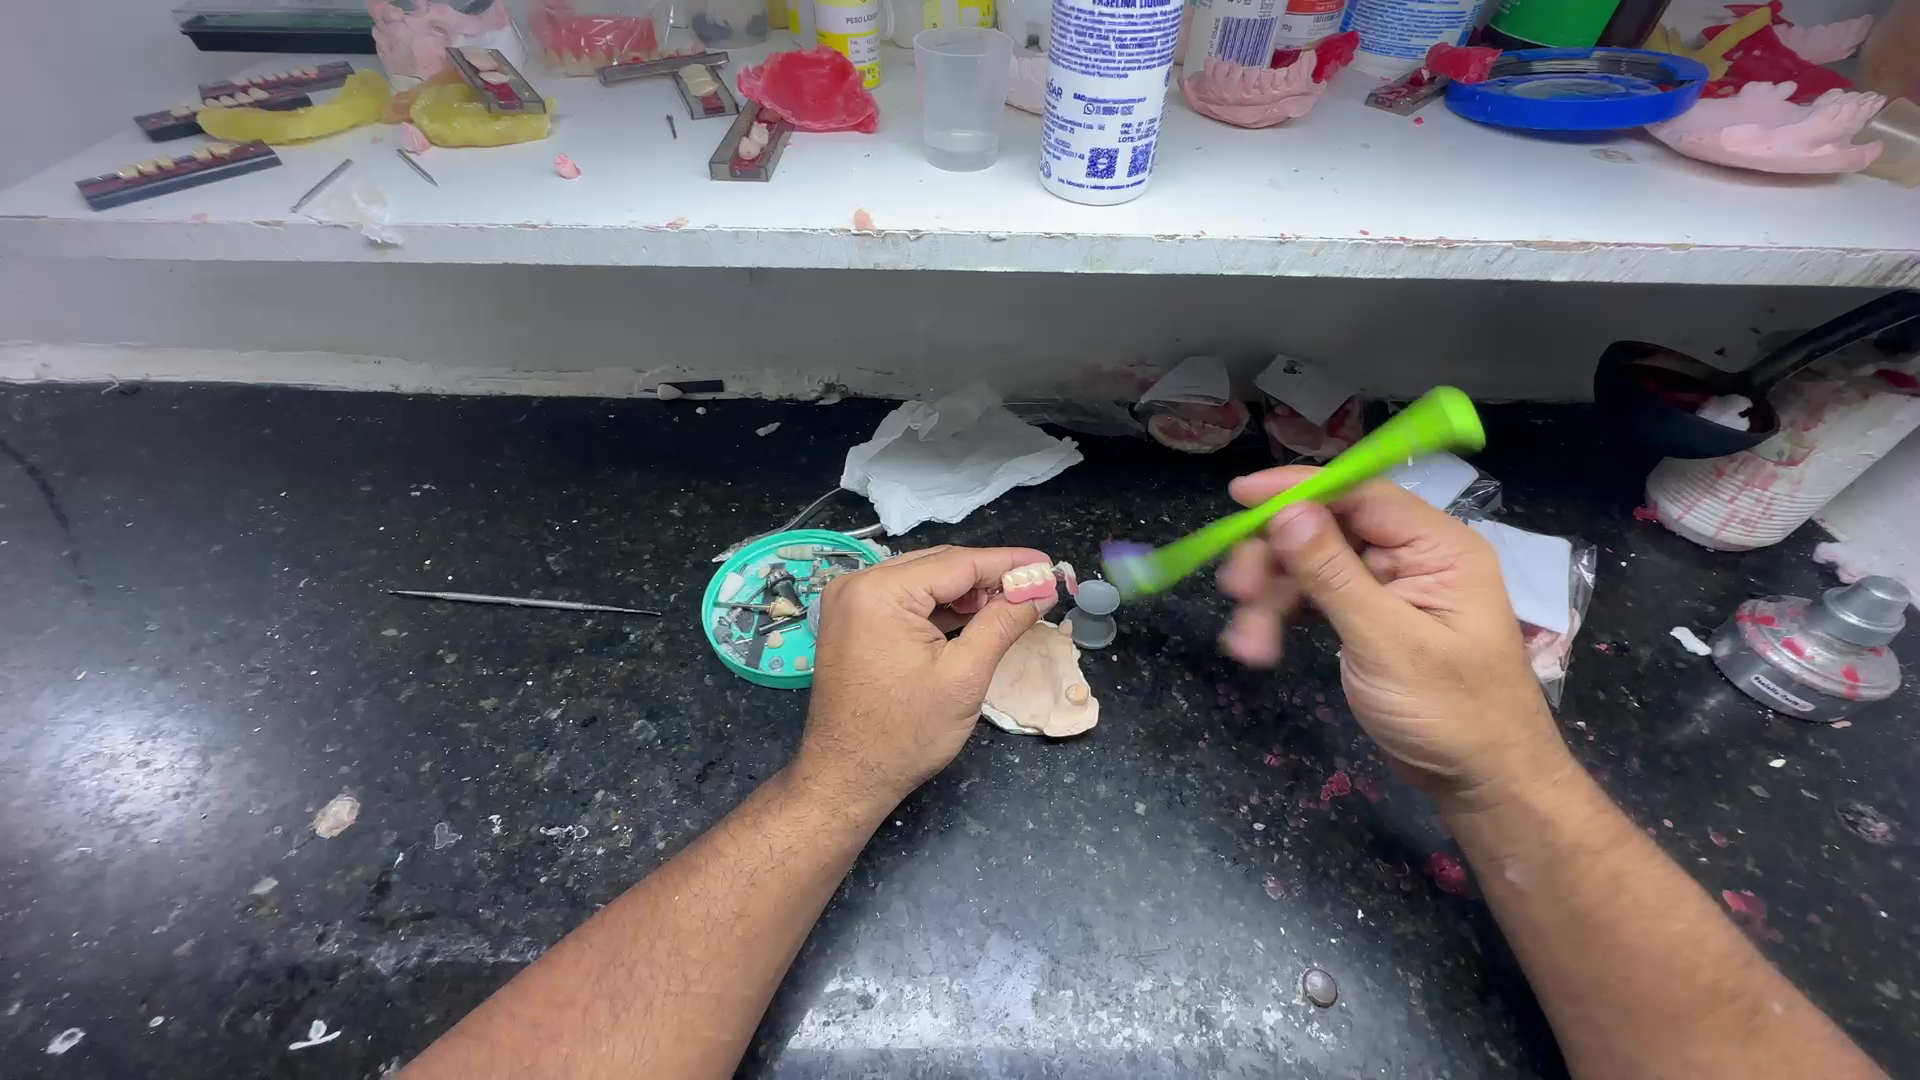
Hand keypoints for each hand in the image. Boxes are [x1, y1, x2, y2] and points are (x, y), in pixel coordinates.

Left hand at [798, 545, 1054, 811]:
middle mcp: (858, 583)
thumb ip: (1003, 622)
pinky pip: (905, 600)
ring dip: (967, 592)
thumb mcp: (965, 675)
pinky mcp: (852, 621)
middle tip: (1036, 585)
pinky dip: (939, 607)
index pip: (958, 563)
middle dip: (989, 577)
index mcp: (880, 591)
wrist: (847, 778)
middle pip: (939, 566)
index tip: (1048, 565)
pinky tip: (974, 615)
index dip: (1008, 563)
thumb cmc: (905, 734)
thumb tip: (1040, 590)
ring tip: (1012, 601)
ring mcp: (850, 602)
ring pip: (923, 581)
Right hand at [1217, 467, 1570, 810]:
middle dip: (1274, 561)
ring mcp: (1384, 589)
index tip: (1239, 496)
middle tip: (1235, 591)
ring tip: (1247, 645)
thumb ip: (1333, 574)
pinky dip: (1282, 619)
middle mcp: (1409, 558)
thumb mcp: (1385, 640)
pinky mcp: (1363, 619)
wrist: (1481, 783)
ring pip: (1308, 569)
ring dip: (1270, 601)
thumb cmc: (1450, 712)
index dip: (1298, 490)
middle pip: (1323, 532)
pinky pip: (1311, 601)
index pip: (1359, 495)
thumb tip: (1286, 512)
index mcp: (1436, 549)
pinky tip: (1259, 647)